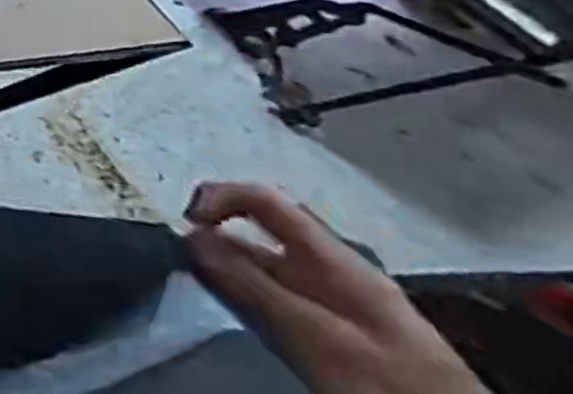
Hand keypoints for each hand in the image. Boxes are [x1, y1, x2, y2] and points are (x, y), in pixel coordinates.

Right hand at [185, 182, 485, 393]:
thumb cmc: (387, 381)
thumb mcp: (314, 334)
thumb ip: (252, 285)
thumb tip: (191, 236)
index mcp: (332, 257)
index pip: (263, 199)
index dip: (218, 197)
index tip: (187, 223)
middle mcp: (333, 267)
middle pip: (261, 229)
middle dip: (217, 233)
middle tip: (185, 256)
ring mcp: (337, 297)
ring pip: (266, 262)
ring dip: (229, 264)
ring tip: (203, 281)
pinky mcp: (337, 326)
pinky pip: (278, 291)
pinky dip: (248, 290)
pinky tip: (239, 308)